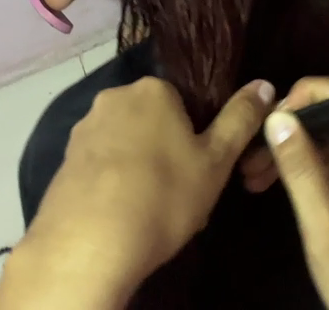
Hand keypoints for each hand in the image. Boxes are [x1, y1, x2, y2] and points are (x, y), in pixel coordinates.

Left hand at [0, 77, 274, 308]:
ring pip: (124, 143)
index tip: (199, 170)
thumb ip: (240, 119)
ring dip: (137, 166)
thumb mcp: (216, 161)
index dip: (194, 136)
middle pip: (151, 120)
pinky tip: (120, 214)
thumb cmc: (162, 196)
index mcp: (153, 89)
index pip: (183, 102)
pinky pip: (99, 165)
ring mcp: (84, 128)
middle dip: (164, 149)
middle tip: (178, 192)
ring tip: (148, 209)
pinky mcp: (63, 160)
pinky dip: (111, 182)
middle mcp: (114, 97)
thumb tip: (265, 84)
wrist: (88, 245)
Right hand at [239, 75, 328, 192]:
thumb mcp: (324, 226)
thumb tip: (276, 117)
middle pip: (327, 114)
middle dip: (287, 124)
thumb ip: (300, 168)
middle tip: (250, 148)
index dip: (307, 93)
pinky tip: (264, 180)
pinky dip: (293, 166)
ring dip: (285, 146)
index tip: (273, 117)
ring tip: (249, 169)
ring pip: (319, 137)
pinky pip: (319, 161)